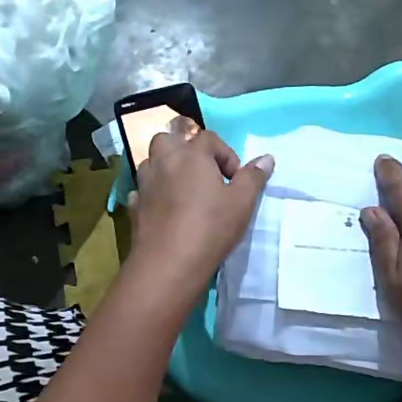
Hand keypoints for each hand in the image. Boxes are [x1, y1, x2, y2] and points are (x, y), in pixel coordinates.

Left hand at [128, 120, 273, 295]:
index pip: (209, 138)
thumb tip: (266, 158)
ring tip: (184, 190)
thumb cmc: (211, 227)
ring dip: (167, 168)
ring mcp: (145, 183)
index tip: (234, 179)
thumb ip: (253, 177)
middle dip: (186, 150)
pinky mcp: (134, 206)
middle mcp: (164, 161)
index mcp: (191, 154)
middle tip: (203, 174)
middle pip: (170, 140)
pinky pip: (143, 189)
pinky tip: (164, 208)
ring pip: (152, 162)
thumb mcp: (242, 202)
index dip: (225, 154)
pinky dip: (153, 192)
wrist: (169, 263)